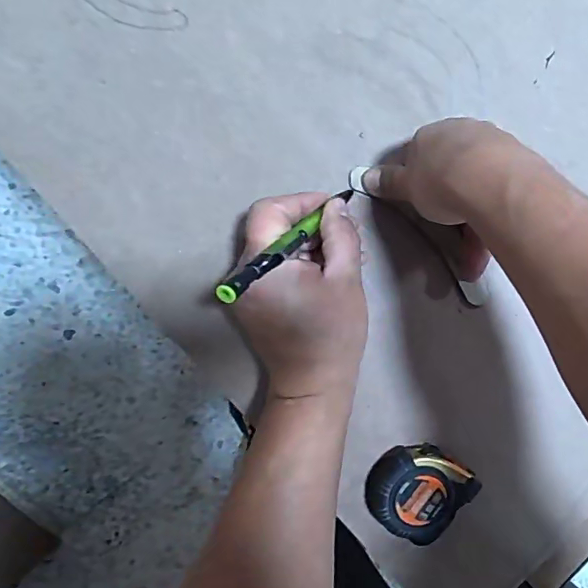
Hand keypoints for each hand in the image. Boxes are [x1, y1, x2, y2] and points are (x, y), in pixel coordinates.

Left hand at [229, 192, 366, 402]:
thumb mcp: (345, 278)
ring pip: (274, 249)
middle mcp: (241, 272)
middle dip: (310, 225)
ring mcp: (243, 289)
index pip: (270, 211)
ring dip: (308, 245)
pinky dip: (299, 263)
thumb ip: (340, 235)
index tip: (334, 209)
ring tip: (345, 254)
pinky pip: (273, 269)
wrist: (313, 384)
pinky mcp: (251, 302)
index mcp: (259, 264)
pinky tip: (328, 272)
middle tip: (346, 232)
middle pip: (271, 229)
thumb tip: (335, 206)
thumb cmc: (332, 333)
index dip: (302, 202)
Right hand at [363, 119, 552, 282]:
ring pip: (479, 190)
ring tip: (474, 263)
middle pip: (454, 175)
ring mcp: (494, 146)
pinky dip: (493, 223)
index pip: (419, 156)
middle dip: (452, 212)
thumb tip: (366, 176)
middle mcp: (463, 134)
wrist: (493, 182)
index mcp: (432, 135)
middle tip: (453, 241)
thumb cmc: (442, 182)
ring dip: (474, 228)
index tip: (422, 206)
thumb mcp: (409, 187)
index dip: (418, 183)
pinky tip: (492, 250)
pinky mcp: (519, 165)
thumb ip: (390, 183)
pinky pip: (500, 197)